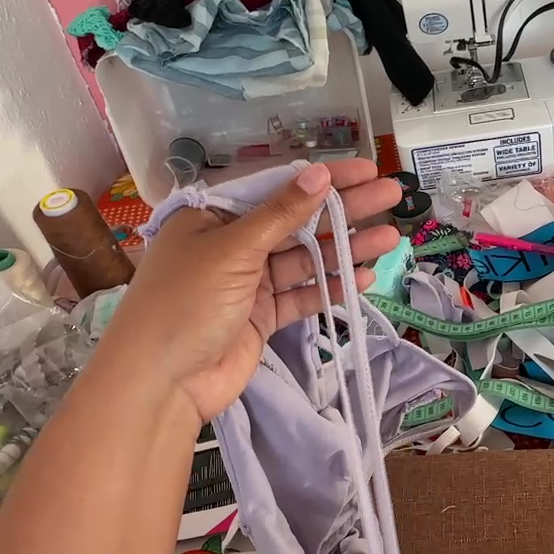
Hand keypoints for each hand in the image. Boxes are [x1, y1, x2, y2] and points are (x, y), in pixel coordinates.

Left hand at [95, 159, 402, 419]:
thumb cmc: (186, 303)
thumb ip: (281, 213)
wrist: (161, 383)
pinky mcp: (263, 317)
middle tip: (391, 196)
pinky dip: (332, 286)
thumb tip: (320, 173)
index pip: (277, 188)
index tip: (366, 170)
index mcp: (214, 217)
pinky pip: (304, 295)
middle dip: (345, 209)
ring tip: (391, 238)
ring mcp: (250, 283)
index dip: (323, 178)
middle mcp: (233, 245)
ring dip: (347, 249)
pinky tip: (364, 276)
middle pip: (298, 221)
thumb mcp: (233, 249)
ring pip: (307, 259)